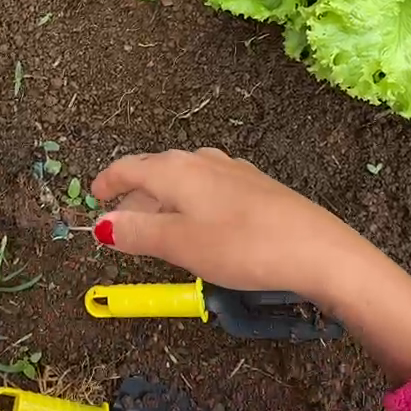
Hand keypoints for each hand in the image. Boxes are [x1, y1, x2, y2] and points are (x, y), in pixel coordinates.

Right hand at [90, 148, 366, 301]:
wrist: (317, 249)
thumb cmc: (241, 246)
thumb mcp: (179, 245)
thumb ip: (136, 233)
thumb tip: (102, 224)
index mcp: (175, 170)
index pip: (128, 167)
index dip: (107, 183)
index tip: (94, 196)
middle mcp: (200, 161)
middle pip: (154, 171)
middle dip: (132, 195)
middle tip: (119, 223)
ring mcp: (229, 170)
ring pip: (181, 179)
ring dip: (161, 200)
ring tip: (156, 227)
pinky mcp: (253, 186)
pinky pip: (205, 187)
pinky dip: (188, 202)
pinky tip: (198, 224)